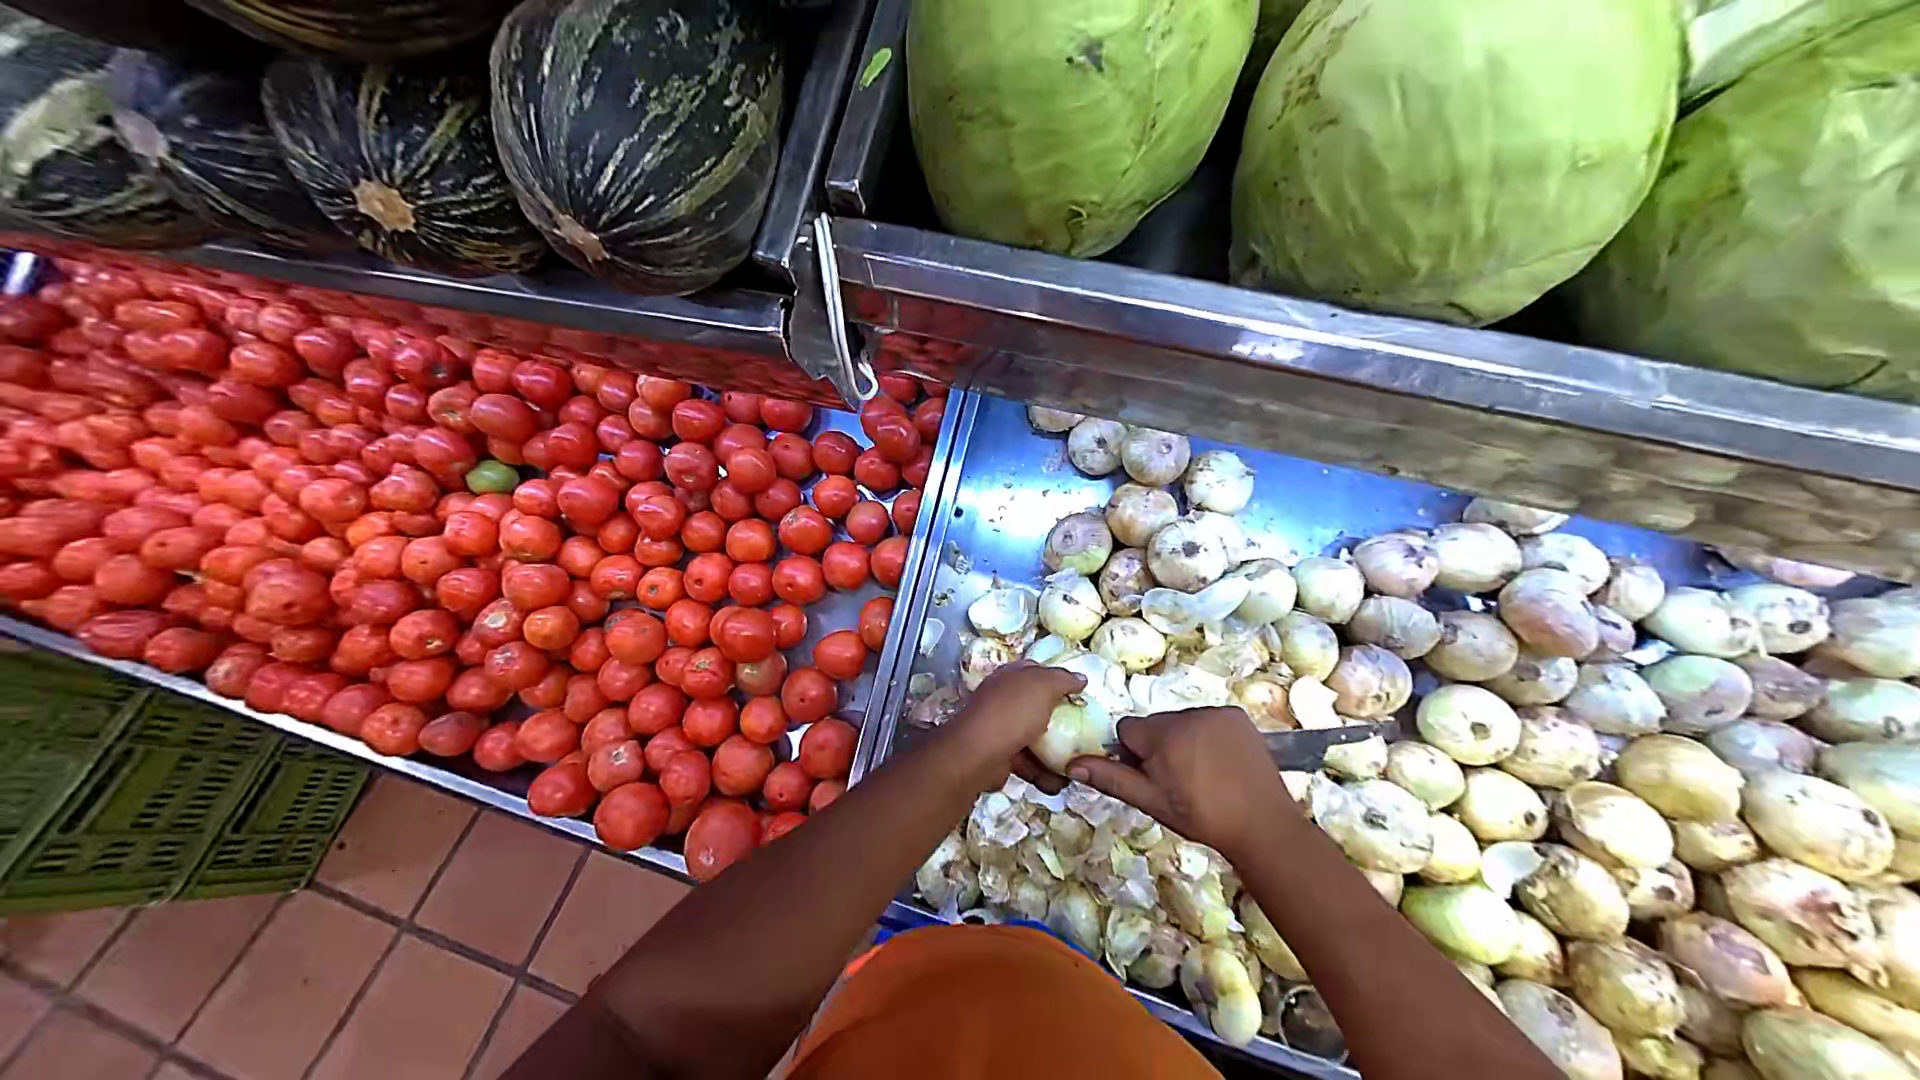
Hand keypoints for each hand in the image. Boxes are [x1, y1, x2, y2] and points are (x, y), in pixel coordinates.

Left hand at [934, 661, 1084, 793]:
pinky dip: (1043, 773)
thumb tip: (1081, 678)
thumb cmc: (1012, 711)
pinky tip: (1059, 783)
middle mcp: (1005, 700)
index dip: (1058, 679)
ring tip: (1076, 766)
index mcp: (1012, 676)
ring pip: (1035, 738)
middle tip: (1084, 732)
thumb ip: (1063, 679)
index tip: (1080, 693)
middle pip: (1038, 707)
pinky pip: (1028, 762)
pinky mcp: (1002, 756)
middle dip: (1060, 721)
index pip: (1037, 671)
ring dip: (1055, 754)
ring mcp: (1002, 728)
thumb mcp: (1043, 685)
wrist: (979, 754)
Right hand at [1068, 707, 1298, 860]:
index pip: (1128, 730)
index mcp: (1162, 734)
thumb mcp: (1151, 801)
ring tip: (1202, 773)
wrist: (1262, 825)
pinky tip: (1220, 761)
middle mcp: (1186, 714)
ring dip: (1183, 740)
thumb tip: (1073, 765)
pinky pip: (1208, 719)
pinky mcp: (1237, 716)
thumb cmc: (1201, 816)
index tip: (1152, 777)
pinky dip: (1208, 735)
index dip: (1134, 754)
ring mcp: (1215, 712)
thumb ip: (1111, 778)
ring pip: (1181, 721)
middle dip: (1159, 746)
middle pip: (1155, 724)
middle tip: (1177, 780)